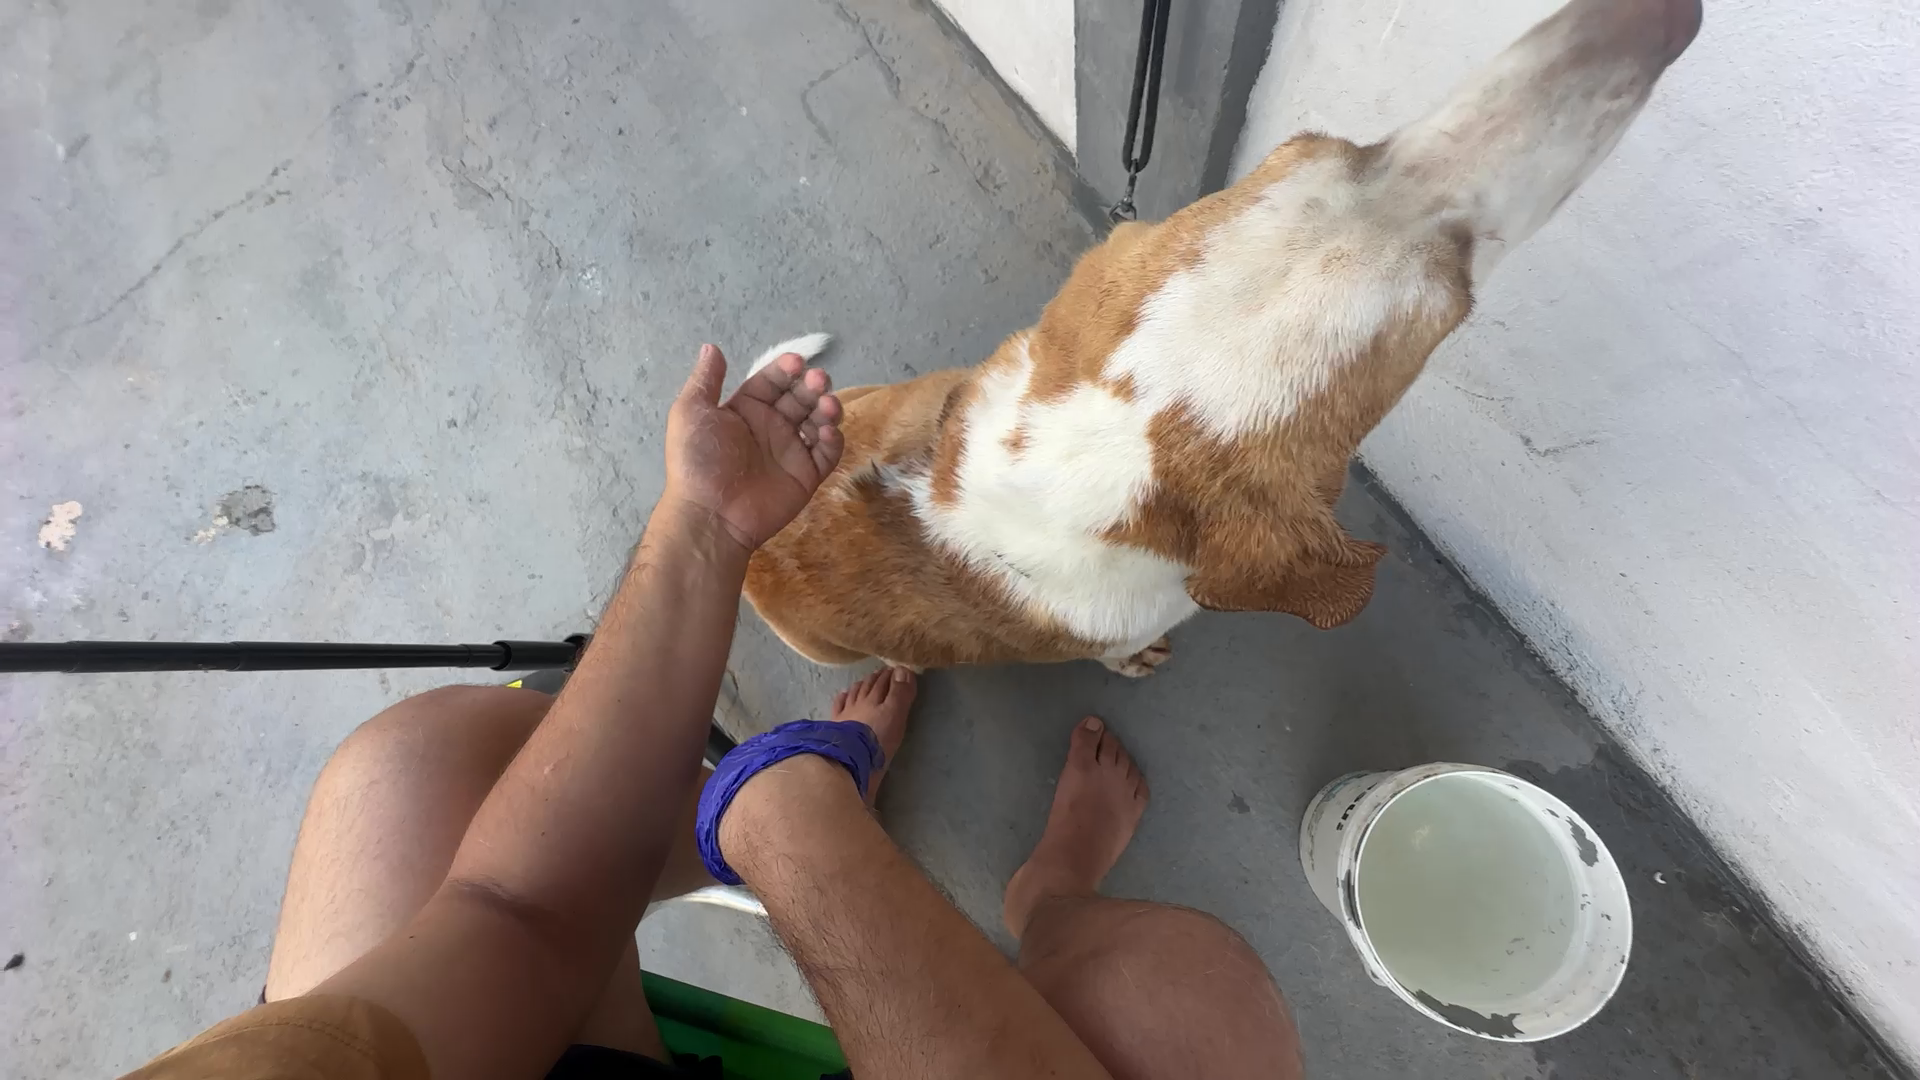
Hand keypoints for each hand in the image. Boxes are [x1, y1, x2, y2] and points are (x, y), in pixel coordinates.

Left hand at [665, 344, 842, 551]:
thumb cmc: (698, 460)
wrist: (711, 513)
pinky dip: (832, 441)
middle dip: (812, 386)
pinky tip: (826, 433)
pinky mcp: (806, 477)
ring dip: (827, 409)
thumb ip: (706, 379)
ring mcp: (790, 453)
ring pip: (818, 422)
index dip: (786, 371)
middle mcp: (771, 428)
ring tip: (828, 405)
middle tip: (818, 381)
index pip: (773, 382)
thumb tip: (711, 347)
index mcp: (746, 411)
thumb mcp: (691, 412)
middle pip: (800, 399)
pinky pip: (827, 454)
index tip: (797, 363)